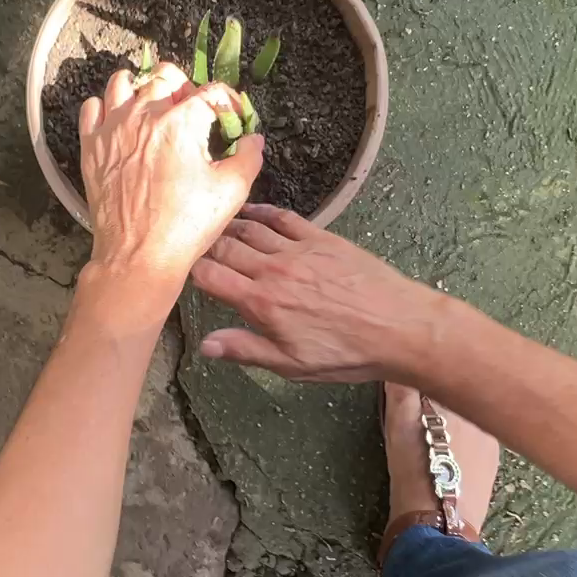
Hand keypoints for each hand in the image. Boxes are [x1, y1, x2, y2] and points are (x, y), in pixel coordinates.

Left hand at [80, 64, 263, 291]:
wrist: (139, 256)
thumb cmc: (185, 226)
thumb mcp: (231, 191)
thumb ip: (248, 157)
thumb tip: (253, 139)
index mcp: (182, 122)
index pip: (211, 92)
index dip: (228, 102)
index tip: (231, 119)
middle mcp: (145, 116)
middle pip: (166, 75)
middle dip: (185, 88)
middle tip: (192, 112)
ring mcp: (113, 129)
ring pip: (124, 83)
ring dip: (143, 89)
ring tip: (154, 108)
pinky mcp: (92, 146)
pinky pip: (92, 108)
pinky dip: (107, 108)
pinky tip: (121, 125)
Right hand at [189, 205, 450, 381]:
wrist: (399, 326)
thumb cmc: (347, 354)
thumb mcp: (293, 365)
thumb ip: (246, 350)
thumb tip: (205, 345)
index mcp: (262, 303)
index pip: (210, 276)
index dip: (188, 270)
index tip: (176, 268)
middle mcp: (273, 270)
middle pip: (225, 247)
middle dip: (202, 244)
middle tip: (187, 241)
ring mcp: (298, 249)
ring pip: (250, 228)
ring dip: (227, 226)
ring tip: (212, 225)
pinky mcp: (321, 238)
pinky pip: (283, 218)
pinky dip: (262, 212)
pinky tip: (250, 211)